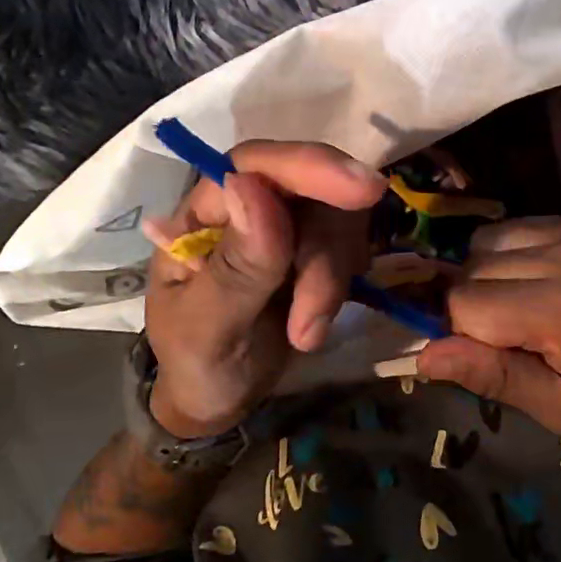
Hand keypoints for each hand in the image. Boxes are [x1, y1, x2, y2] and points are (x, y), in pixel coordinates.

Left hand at [141, 141, 384, 437]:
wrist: (221, 397)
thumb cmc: (199, 364)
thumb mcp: (207, 328)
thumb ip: (236, 265)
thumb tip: (251, 187)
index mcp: (203, 213)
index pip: (255, 164)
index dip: (307, 166)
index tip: (362, 190)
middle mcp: (247, 205)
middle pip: (309, 189)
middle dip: (323, 253)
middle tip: (312, 318)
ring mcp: (284, 225)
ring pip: (337, 217)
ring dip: (331, 278)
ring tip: (305, 333)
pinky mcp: (313, 247)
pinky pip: (349, 243)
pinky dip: (341, 284)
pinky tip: (315, 322)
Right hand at [416, 217, 560, 434]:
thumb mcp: (560, 407)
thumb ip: (492, 377)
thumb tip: (423, 356)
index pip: (465, 305)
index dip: (464, 334)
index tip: (495, 356)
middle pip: (469, 270)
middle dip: (472, 306)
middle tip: (511, 337)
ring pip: (481, 244)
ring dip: (483, 276)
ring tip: (519, 306)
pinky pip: (508, 229)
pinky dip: (503, 255)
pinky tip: (532, 280)